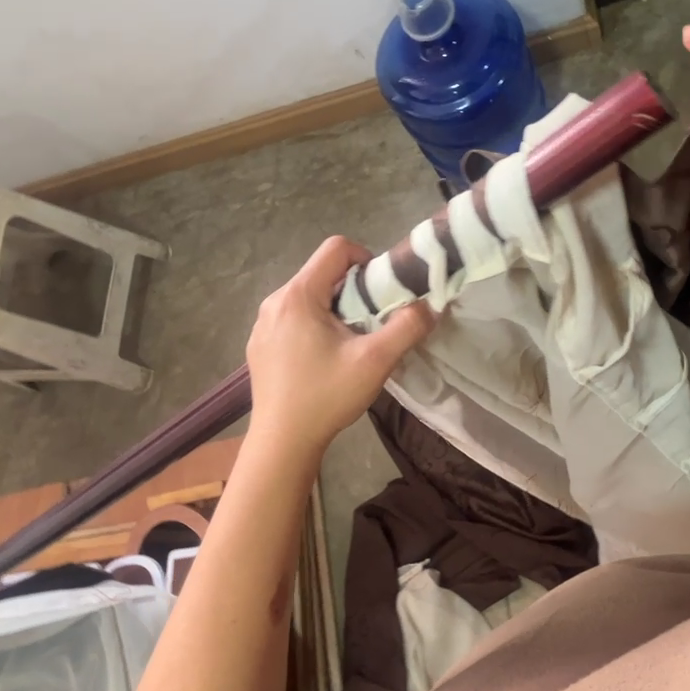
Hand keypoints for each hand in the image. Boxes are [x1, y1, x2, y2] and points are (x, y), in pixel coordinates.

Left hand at [246, 237, 433, 453]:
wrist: (282, 442)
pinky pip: (291, 320)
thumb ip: (407, 327)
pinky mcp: (259, 346)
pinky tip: (323, 361)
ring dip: (333, 310)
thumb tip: (430, 306)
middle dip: (352, 290)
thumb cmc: (326, 396)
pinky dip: (312, 328)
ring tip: (350, 344)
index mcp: (298, 295)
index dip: (366, 259)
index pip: (335, 249)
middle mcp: (274, 302)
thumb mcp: (375, 361)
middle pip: (321, 274)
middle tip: (372, 322)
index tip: (381, 292)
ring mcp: (262, 325)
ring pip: (307, 298)